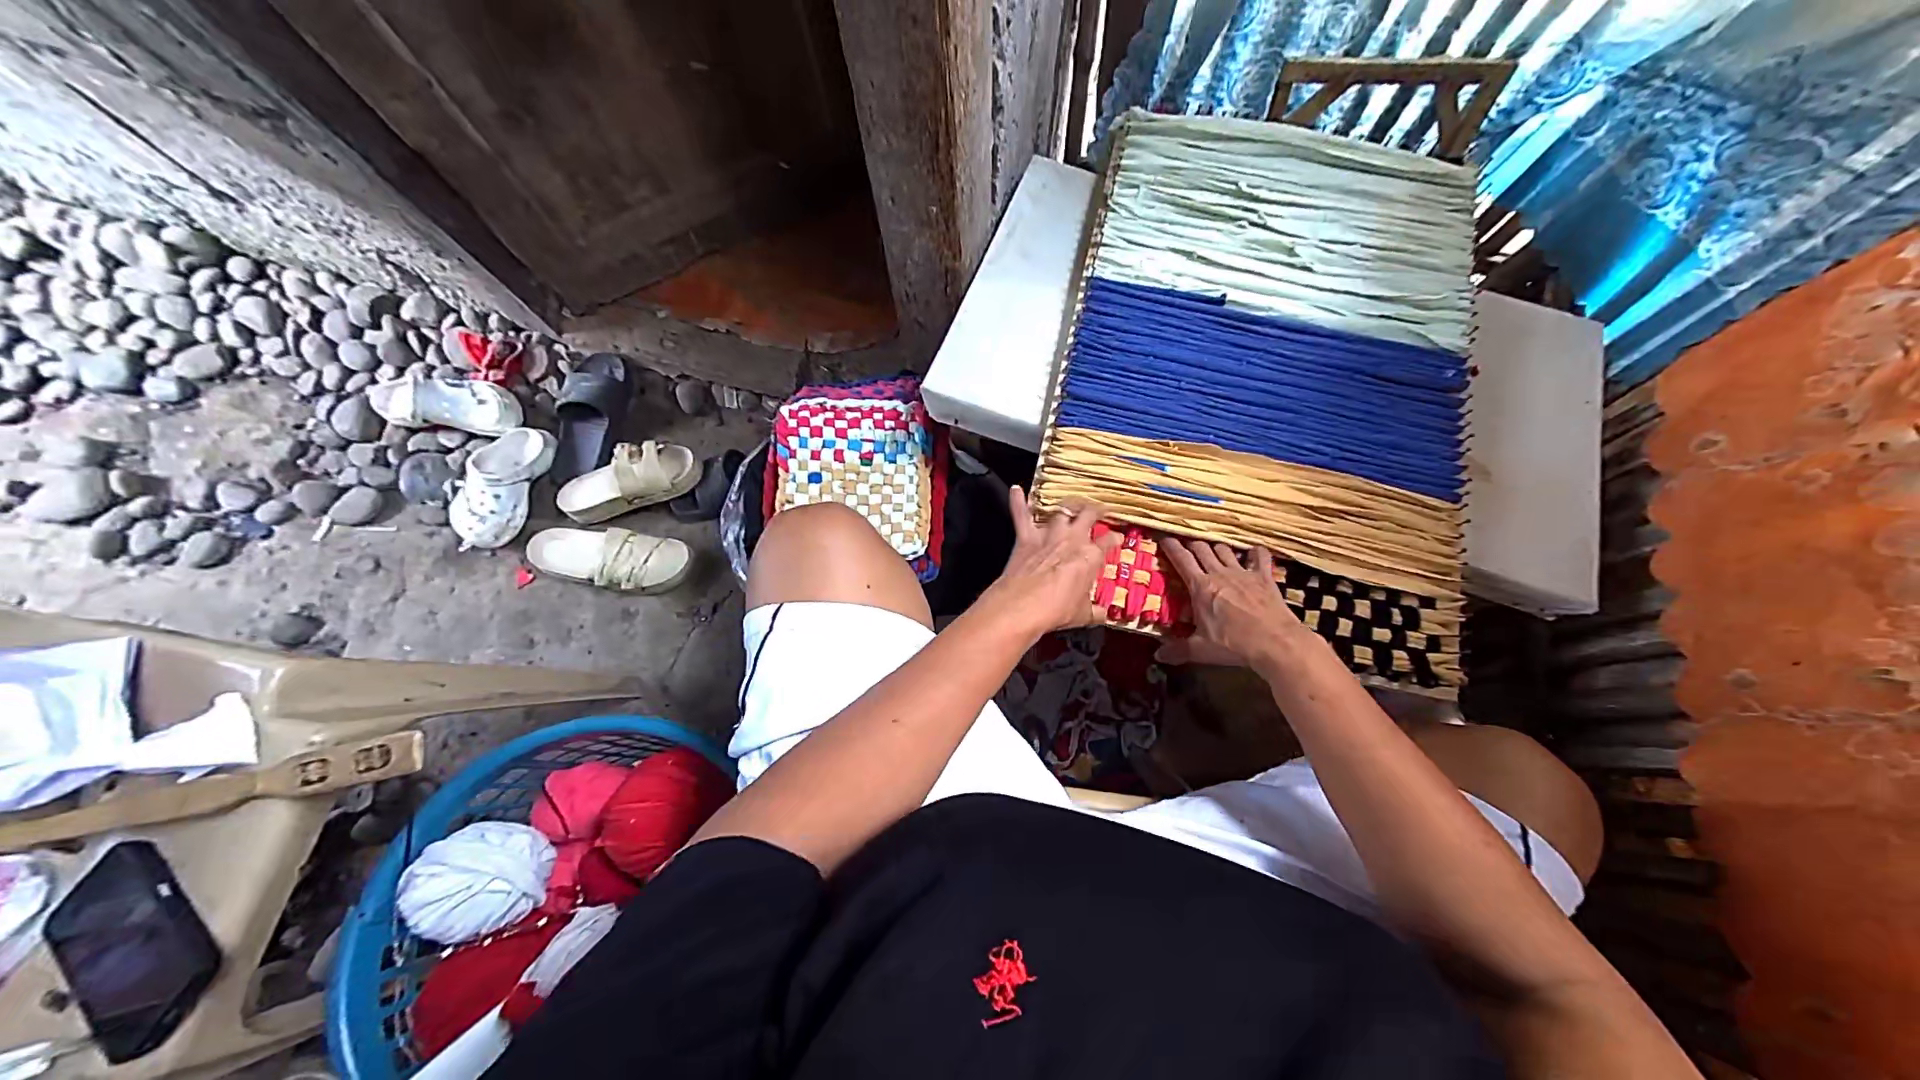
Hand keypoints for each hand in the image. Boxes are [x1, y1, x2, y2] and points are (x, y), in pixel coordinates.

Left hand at [983, 487, 1122, 635]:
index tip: (1117, 538)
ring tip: (1072, 502)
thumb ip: (1095, 611)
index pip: (1109, 542)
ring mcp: (1049, 535)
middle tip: (1100, 509)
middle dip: (1096, 511)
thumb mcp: (1083, 614)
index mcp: (1091, 556)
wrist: (1024, 605)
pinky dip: (1017, 501)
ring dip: (1067, 505)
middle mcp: (1072, 539)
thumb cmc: (1057, 610)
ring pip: (1061, 510)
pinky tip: (1016, 489)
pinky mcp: (1026, 537)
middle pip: (1088, 515)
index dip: (1115, 539)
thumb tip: (1104, 614)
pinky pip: (1021, 515)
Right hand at [1157, 541, 1313, 671]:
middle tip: (1186, 548)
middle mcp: (1220, 574)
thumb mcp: (1201, 650)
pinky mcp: (1264, 578)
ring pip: (1225, 550)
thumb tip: (1159, 656)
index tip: (1164, 539)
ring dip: (1216, 548)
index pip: (1181, 559)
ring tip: (1212, 550)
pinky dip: (1254, 552)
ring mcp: (1244, 573)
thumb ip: (1178, 650)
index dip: (1171, 546)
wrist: (1276, 642)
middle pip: (1202, 549)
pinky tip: (1253, 552)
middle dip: (1192, 545)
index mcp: (1201, 587)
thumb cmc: (1234, 644)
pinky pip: (1259, 557)